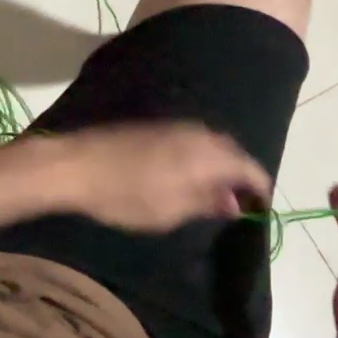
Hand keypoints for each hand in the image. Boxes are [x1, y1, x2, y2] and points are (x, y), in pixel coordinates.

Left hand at [43, 122, 270, 232]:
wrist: (74, 164)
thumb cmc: (124, 194)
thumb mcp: (170, 211)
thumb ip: (207, 204)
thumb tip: (234, 203)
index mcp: (208, 153)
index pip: (250, 168)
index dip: (260, 188)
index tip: (262, 206)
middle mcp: (197, 133)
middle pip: (232, 152)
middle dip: (239, 175)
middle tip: (238, 201)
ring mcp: (173, 126)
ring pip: (210, 143)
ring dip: (217, 164)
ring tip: (212, 191)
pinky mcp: (152, 126)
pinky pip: (189, 140)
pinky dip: (197, 156)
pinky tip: (186, 174)